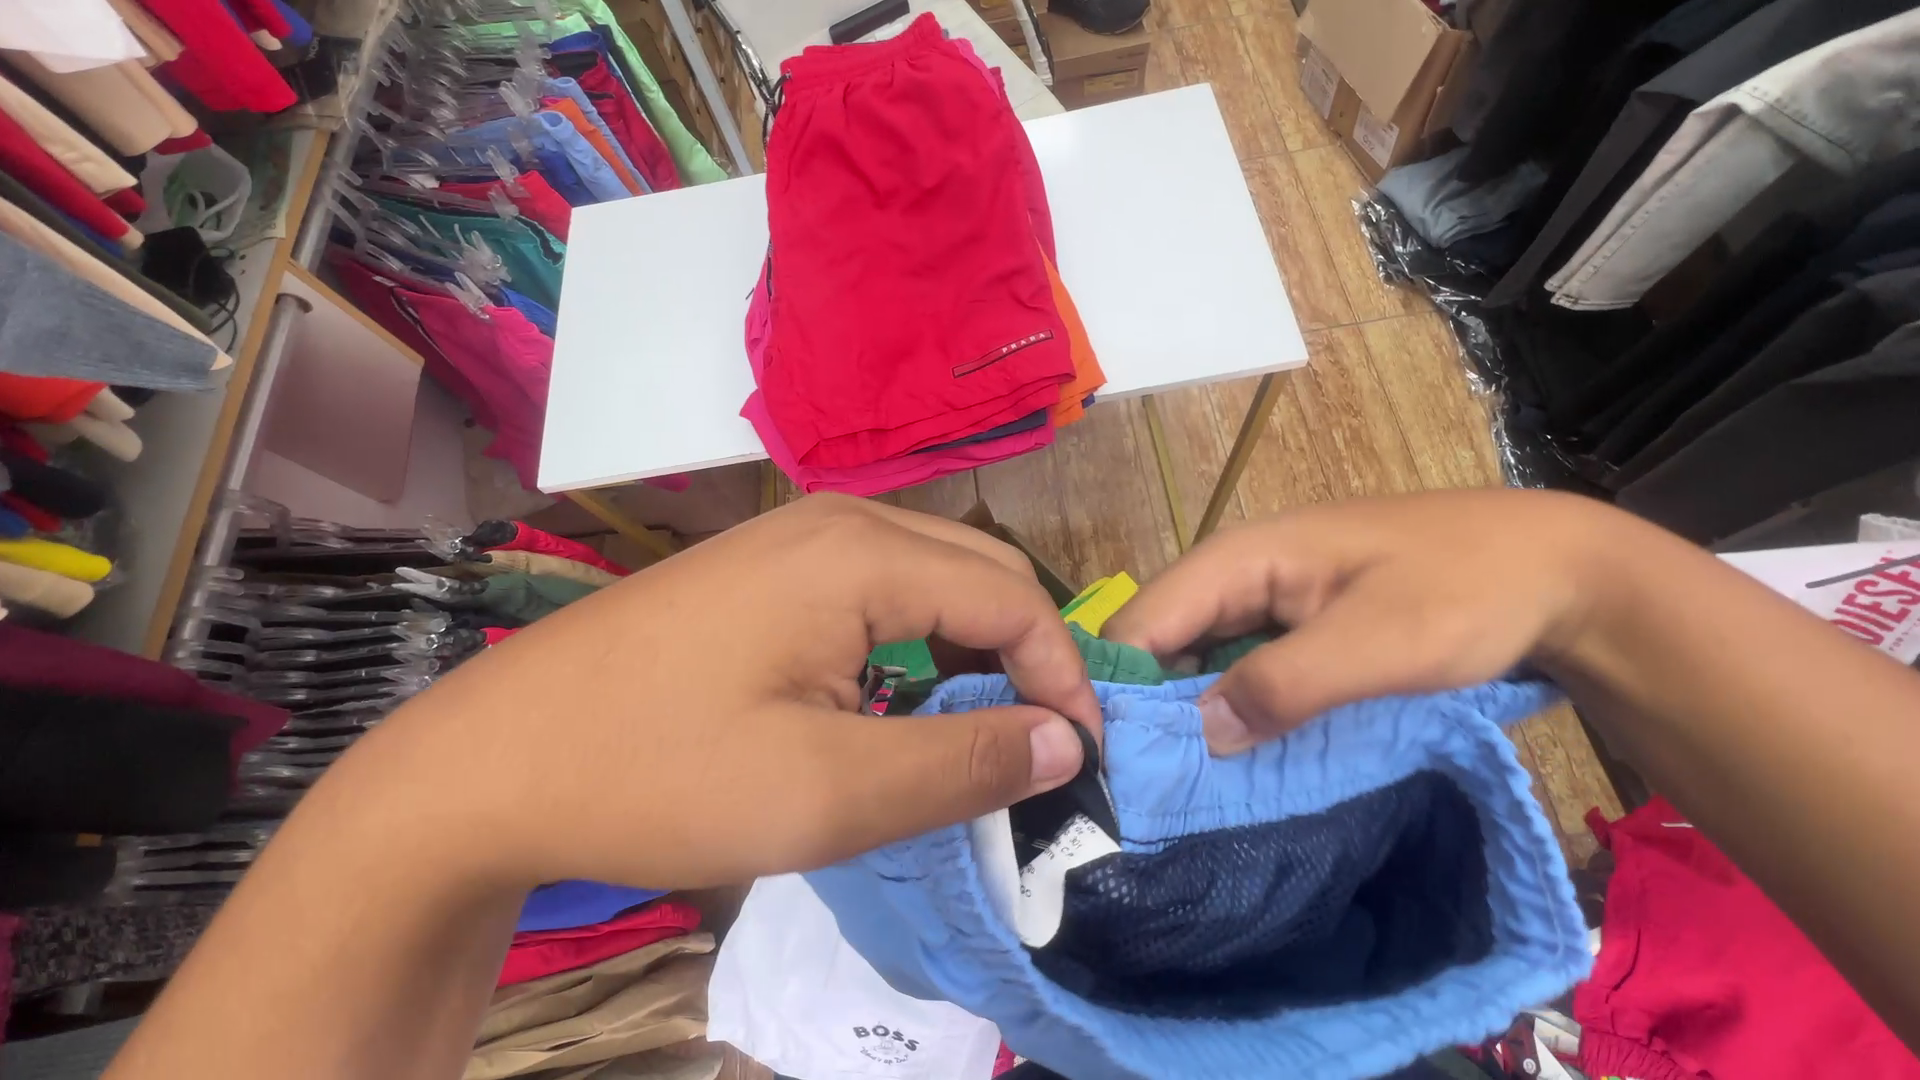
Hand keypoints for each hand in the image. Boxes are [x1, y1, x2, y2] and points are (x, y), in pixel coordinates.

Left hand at [366, 495, 1102, 891]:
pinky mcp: (763, 569)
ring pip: (929, 580)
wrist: (492, 763)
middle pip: (978, 577)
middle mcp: (837, 521)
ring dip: (970, 650)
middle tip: (1031, 751)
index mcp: (861, 553)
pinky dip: (914, 642)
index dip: (1060, 679)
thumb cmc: (662, 776)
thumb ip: (961, 764)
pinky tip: (893, 698)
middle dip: (1023, 659)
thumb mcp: (827, 793)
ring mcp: (793, 537)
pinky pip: (876, 590)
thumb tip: (1063, 741)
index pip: (1013, 601)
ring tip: (973, 731)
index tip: (1076, 762)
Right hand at [1105, 490, 1617, 753]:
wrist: (1561, 572)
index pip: (1138, 625)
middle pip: (1155, 644)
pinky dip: (1224, 713)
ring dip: (1184, 719)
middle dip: (1145, 713)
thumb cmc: (1468, 591)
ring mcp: (1260, 602)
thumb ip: (1284, 684)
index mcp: (1235, 560)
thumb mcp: (1379, 643)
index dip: (1116, 692)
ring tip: (1179, 792)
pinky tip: (1232, 760)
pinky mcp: (1288, 627)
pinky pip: (1231, 670)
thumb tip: (1199, 737)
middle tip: (1146, 797)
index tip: (1113, 772)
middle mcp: (1232, 576)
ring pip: (1190, 661)